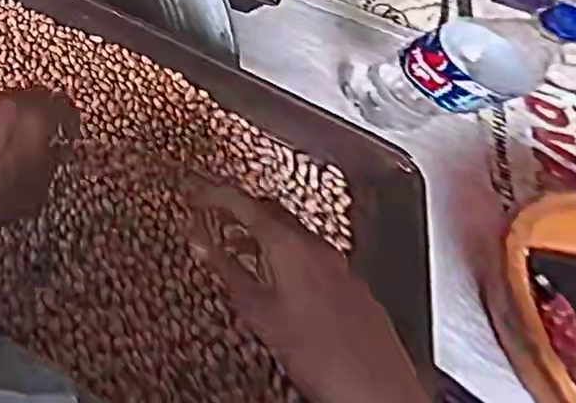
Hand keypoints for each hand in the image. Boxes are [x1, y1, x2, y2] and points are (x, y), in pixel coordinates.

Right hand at [186, 184, 426, 402]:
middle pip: (269, 210)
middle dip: (238, 210)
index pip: (240, 201)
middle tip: (214, 215)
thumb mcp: (257, 311)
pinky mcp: (357, 290)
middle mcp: (316, 247)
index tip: (195, 196)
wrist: (381, 397)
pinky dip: (289, 256)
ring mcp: (341, 268)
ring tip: (240, 249)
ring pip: (293, 234)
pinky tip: (281, 281)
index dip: (212, 194)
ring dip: (263, 235)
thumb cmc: (321, 358)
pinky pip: (315, 258)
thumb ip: (225, 269)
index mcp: (287, 244)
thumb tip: (198, 242)